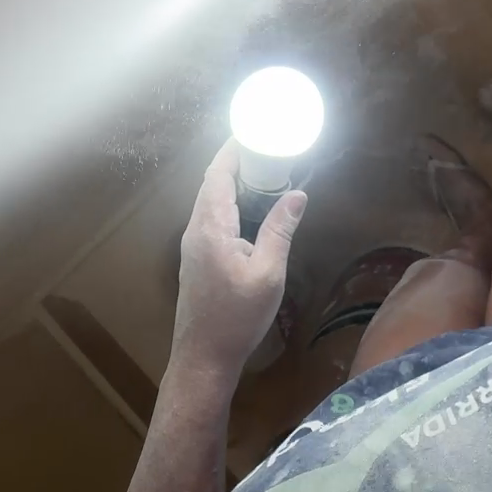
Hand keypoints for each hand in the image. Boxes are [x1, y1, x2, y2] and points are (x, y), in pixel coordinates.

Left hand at [170, 141, 307, 376]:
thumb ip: (280, 230)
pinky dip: (231, 201)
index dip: (233, 150)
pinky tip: (251, 207)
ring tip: (265, 171)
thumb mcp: (269, 273)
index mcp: (210, 227)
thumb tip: (298, 194)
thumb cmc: (237, 317)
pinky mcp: (197, 258)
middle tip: (267, 148)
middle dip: (237, 161)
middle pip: (212, 183)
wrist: (204, 359)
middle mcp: (196, 229)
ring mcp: (193, 244)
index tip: (253, 131)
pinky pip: (212, 216)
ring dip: (234, 182)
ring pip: (211, 200)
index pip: (217, 174)